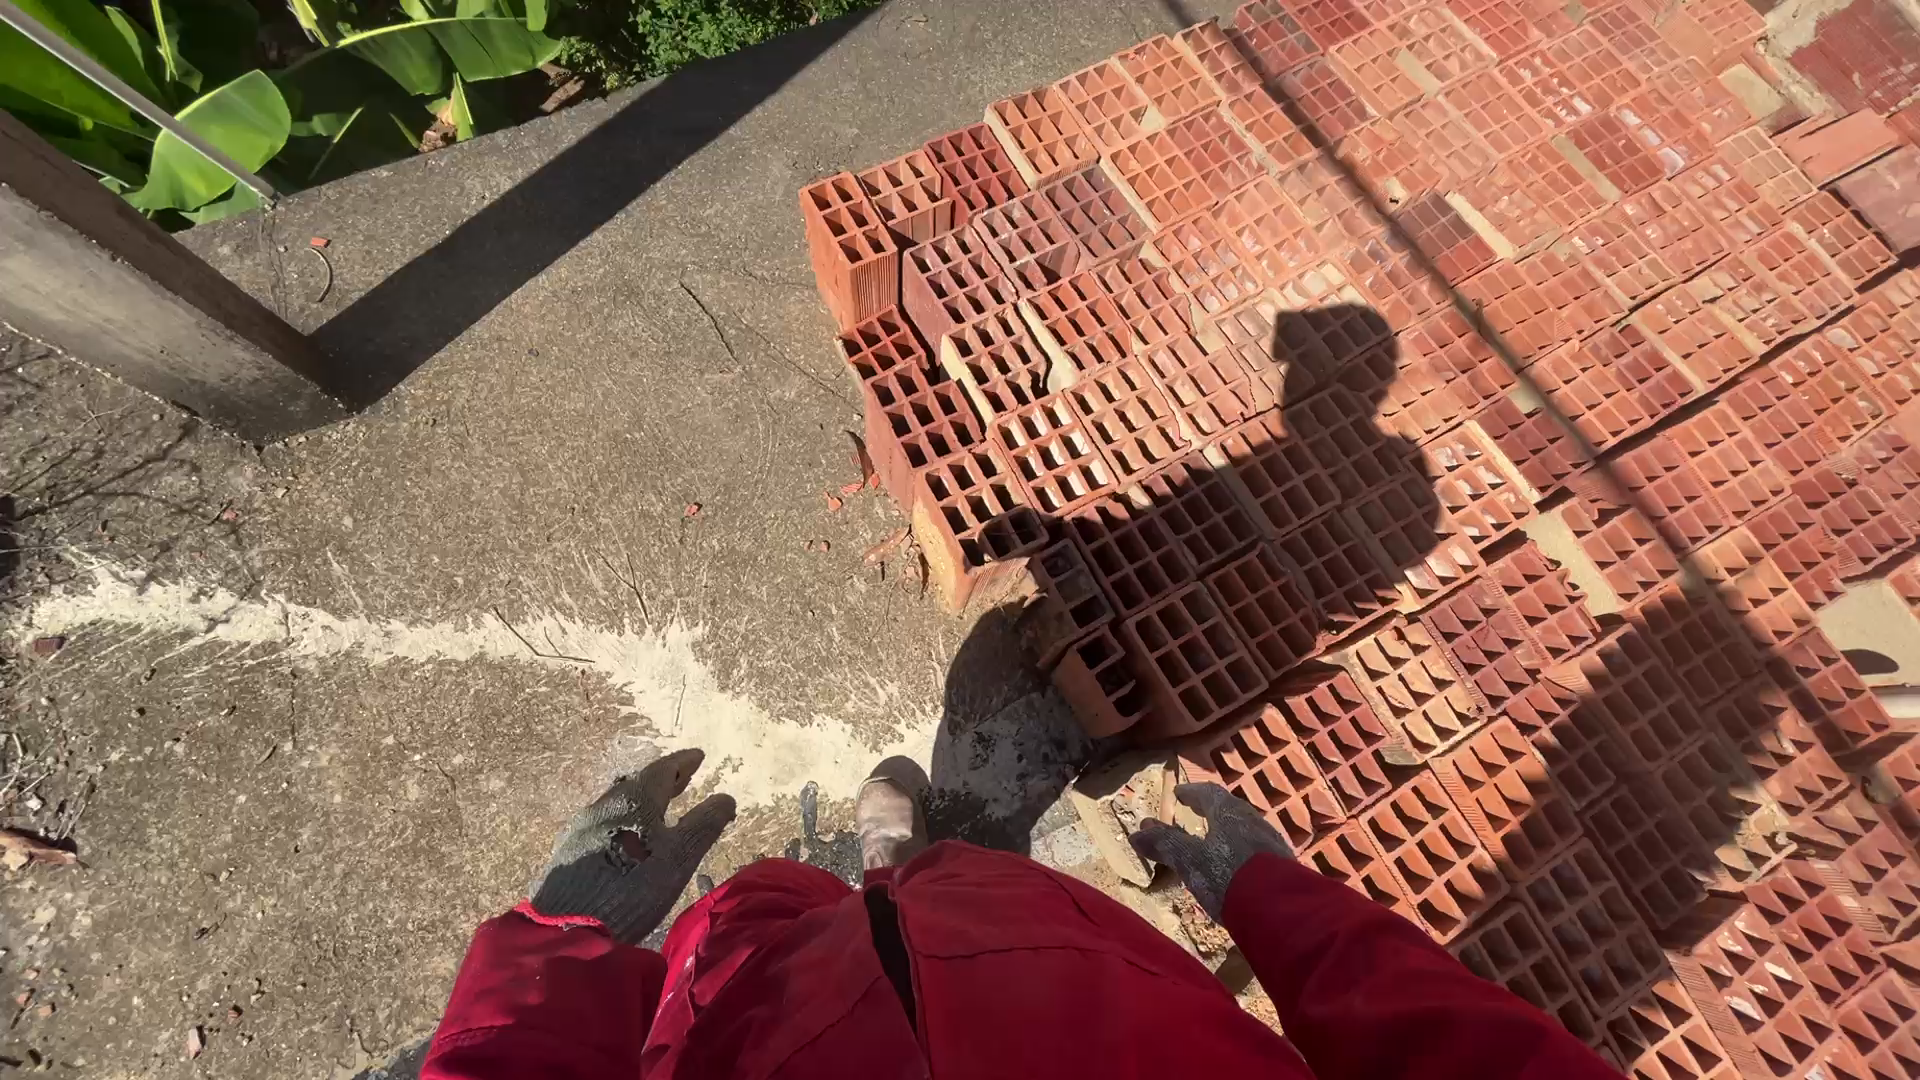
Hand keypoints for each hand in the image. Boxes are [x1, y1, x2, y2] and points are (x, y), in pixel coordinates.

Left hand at [528, 748, 735, 943]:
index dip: (683, 763)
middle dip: (665, 781)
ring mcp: (581, 829)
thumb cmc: (633, 887)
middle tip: (684, 778)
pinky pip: (602, 825)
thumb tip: (726, 797)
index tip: (698, 756)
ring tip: (657, 807)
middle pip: (639, 784)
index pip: (663, 770)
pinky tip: (625, 838)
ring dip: (642, 801)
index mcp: (635, 800)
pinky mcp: (566, 854)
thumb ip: (704, 824)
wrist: (567, 930)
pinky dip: (623, 821)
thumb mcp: (680, 856)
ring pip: (618, 804)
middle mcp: (605, 805)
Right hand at [1130, 783, 1291, 919]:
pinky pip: (1260, 853)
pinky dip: (1244, 854)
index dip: (1192, 793)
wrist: (1285, 914)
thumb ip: (1165, 844)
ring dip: (1229, 832)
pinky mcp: (1287, 871)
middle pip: (1230, 810)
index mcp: (1229, 814)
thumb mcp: (1189, 860)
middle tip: (1198, 813)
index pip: (1209, 793)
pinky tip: (1240, 871)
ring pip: (1247, 831)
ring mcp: (1274, 846)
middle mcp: (1253, 823)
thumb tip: (1137, 832)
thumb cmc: (1229, 877)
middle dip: (1212, 811)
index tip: (1179, 794)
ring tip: (1216, 843)